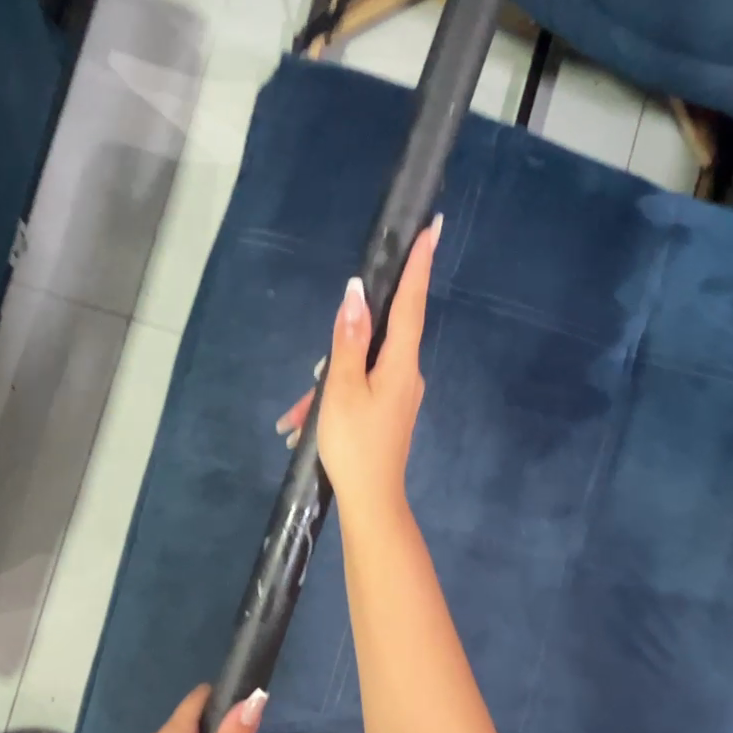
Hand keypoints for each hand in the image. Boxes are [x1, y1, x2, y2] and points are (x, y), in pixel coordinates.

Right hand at [275, 215, 437, 516]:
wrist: (371, 502)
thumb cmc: (355, 444)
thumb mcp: (342, 388)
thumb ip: (348, 339)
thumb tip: (356, 292)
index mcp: (401, 363)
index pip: (411, 302)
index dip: (419, 265)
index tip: (432, 229)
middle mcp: (407, 373)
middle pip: (376, 338)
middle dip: (340, 352)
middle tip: (314, 395)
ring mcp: (400, 394)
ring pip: (359, 369)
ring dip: (326, 387)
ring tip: (300, 419)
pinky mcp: (389, 411)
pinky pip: (358, 390)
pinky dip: (332, 401)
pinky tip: (305, 427)